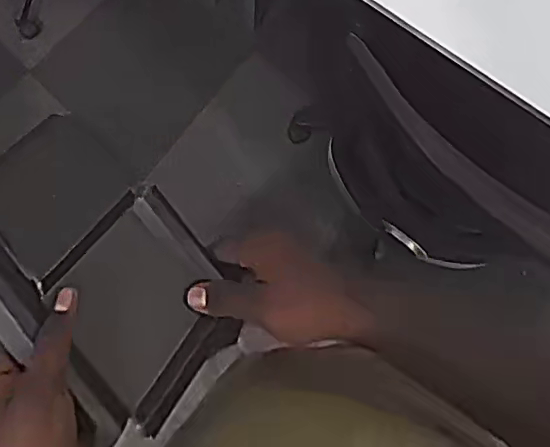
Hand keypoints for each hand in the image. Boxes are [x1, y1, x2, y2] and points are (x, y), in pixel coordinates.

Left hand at [0, 288, 78, 446]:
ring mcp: (33, 409)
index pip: (25, 326)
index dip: (47, 314)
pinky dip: (86, 393)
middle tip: (76, 358)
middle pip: (49, 348)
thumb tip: (65, 298)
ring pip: (66, 370)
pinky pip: (77, 391)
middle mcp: (10, 392)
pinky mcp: (56, 422)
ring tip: (81, 388)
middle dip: (68, 351)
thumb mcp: (43, 385)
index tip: (68, 294)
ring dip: (79, 374)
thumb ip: (54, 338)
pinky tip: (86, 401)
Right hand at [185, 231, 374, 346]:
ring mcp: (293, 248)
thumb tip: (193, 292)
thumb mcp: (259, 307)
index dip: (207, 270)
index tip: (198, 294)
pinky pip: (275, 271)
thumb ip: (225, 298)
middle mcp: (275, 237)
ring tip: (239, 311)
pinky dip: (266, 285)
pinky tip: (267, 307)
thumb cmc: (306, 306)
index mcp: (259, 242)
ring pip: (258, 263)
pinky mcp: (306, 263)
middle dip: (227, 276)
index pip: (221, 248)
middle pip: (240, 254)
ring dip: (248, 282)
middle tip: (216, 305)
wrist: (356, 308)